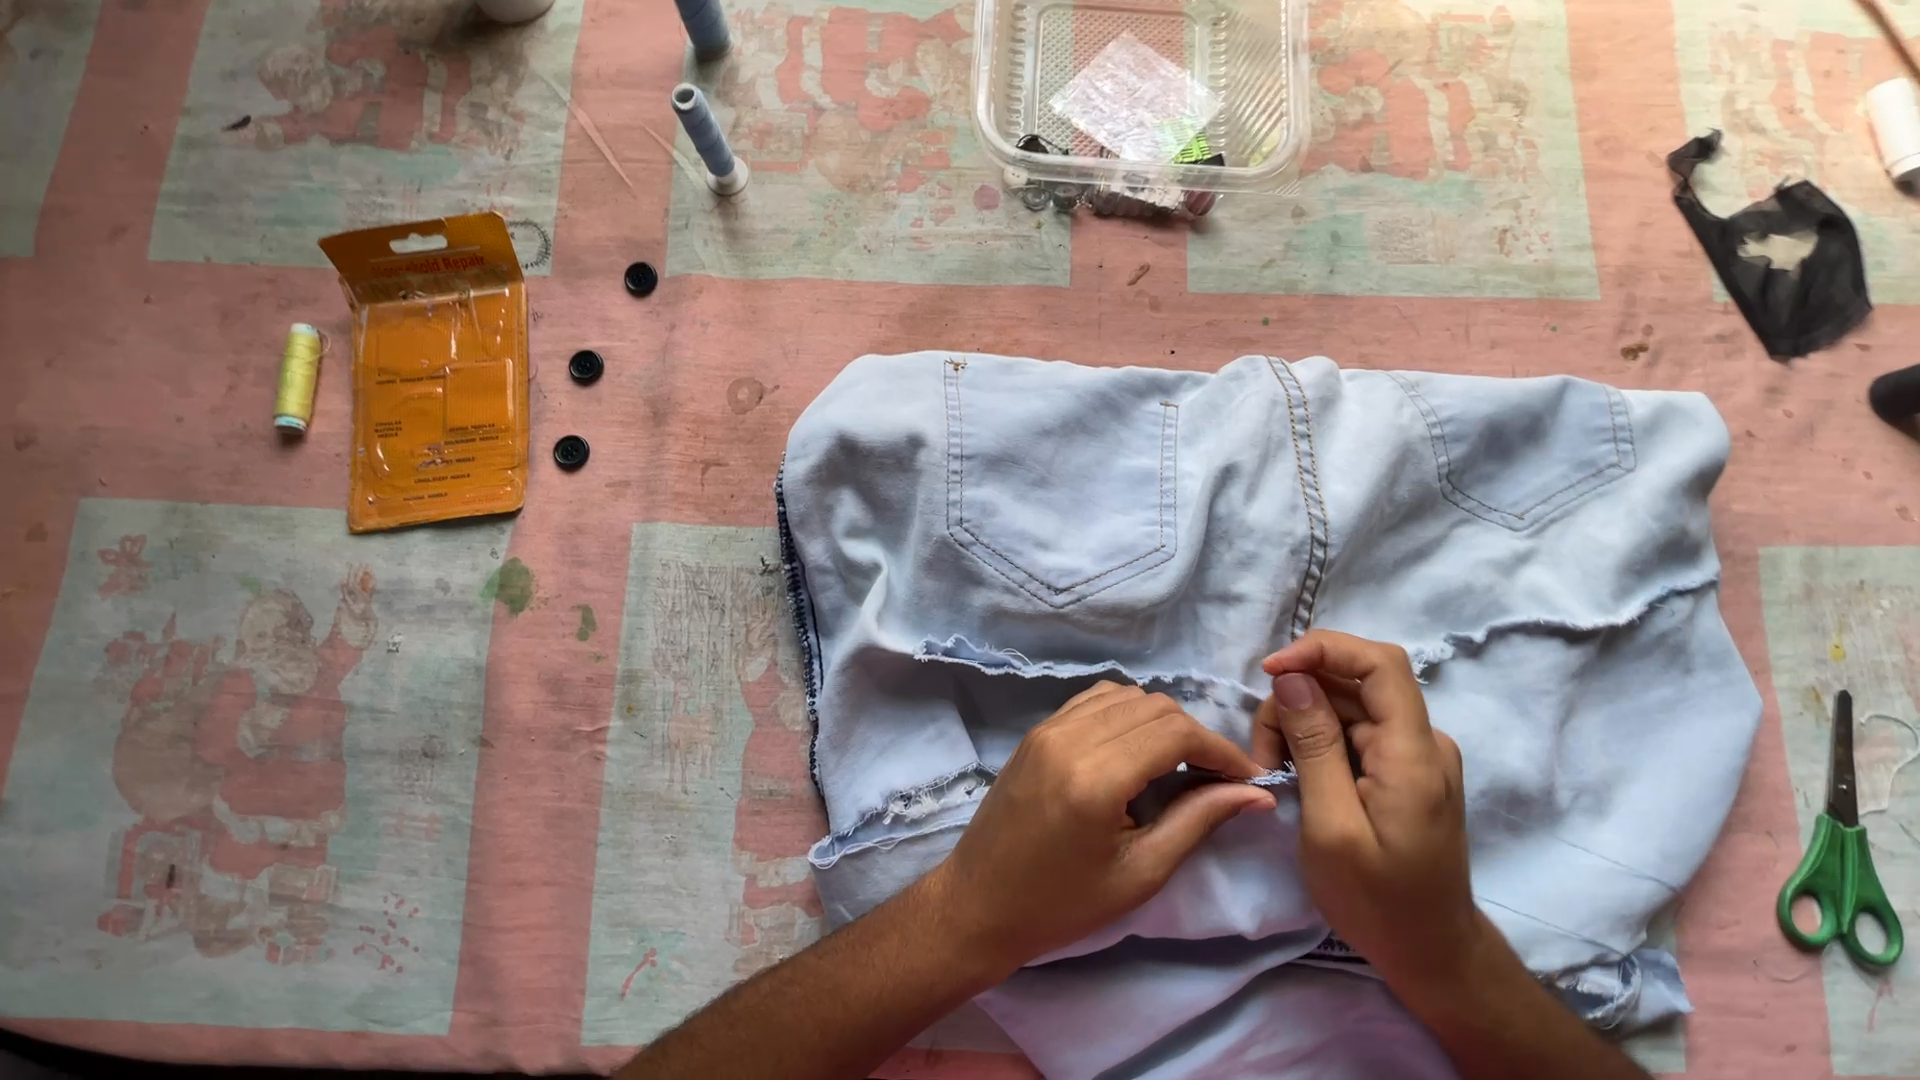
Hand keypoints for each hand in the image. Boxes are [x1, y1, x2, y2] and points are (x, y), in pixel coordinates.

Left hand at [924, 681, 1276, 980]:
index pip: (1176, 733)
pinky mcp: (1036, 731)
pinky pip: (1094, 701)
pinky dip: (1125, 714)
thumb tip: (1256, 794)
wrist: (979, 903)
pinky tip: (1133, 752)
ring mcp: (1048, 728)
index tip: (1247, 780)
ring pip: (1125, 696)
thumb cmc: (1062, 903)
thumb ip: (1198, 821)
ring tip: (1175, 767)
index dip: (1221, 751)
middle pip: (1155, 706)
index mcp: (1095, 776)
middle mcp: (1070, 737)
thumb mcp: (1139, 873)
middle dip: (1194, 736)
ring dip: (1160, 722)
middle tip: (1213, 779)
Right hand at [1255, 631, 1485, 998]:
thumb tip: (1291, 677)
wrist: (1430, 953)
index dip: (1322, 649)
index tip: (1270, 671)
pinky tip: (1295, 775)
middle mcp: (1422, 742)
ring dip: (1300, 725)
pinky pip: (1353, 732)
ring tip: (1274, 771)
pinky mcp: (1402, 769)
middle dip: (1296, 701)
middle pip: (1352, 684)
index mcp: (1414, 754)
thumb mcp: (1330, 825)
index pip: (1380, 663)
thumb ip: (1314, 746)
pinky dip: (1315, 743)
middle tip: (1262, 753)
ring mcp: (1415, 755)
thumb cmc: (1377, 899)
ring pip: (1346, 706)